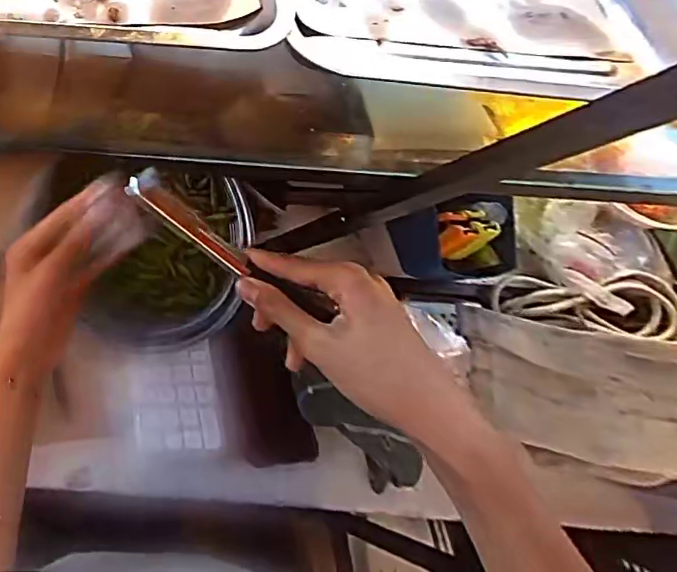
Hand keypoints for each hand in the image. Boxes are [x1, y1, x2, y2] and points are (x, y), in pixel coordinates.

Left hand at [0, 174, 144, 375]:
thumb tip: (99, 211)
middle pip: (77, 226)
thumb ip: (75, 242)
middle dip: (100, 211)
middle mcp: (44, 252)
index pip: (62, 214)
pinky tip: (129, 241)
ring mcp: (60, 270)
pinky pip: (94, 264)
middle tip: (126, 193)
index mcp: (29, 244)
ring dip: (109, 230)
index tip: (109, 183)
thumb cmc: (29, 312)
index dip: (86, 198)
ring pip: (88, 244)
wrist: (27, 358)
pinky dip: (110, 253)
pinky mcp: (73, 288)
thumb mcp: (50, 273)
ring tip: (133, 212)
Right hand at [237, 250, 486, 449]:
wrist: (436, 416)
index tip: (240, 259)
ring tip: (289, 351)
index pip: (294, 264)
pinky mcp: (381, 318)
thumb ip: (279, 310)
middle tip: (259, 322)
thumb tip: (248, 286)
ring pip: (322, 301)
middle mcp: (363, 281)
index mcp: (349, 279)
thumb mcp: (317, 344)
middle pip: (308, 283)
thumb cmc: (379, 378)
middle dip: (281, 304)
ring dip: (300, 322)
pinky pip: (339, 313)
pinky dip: (321, 329)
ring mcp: (375, 299)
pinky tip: (310, 355)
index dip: (264, 264)